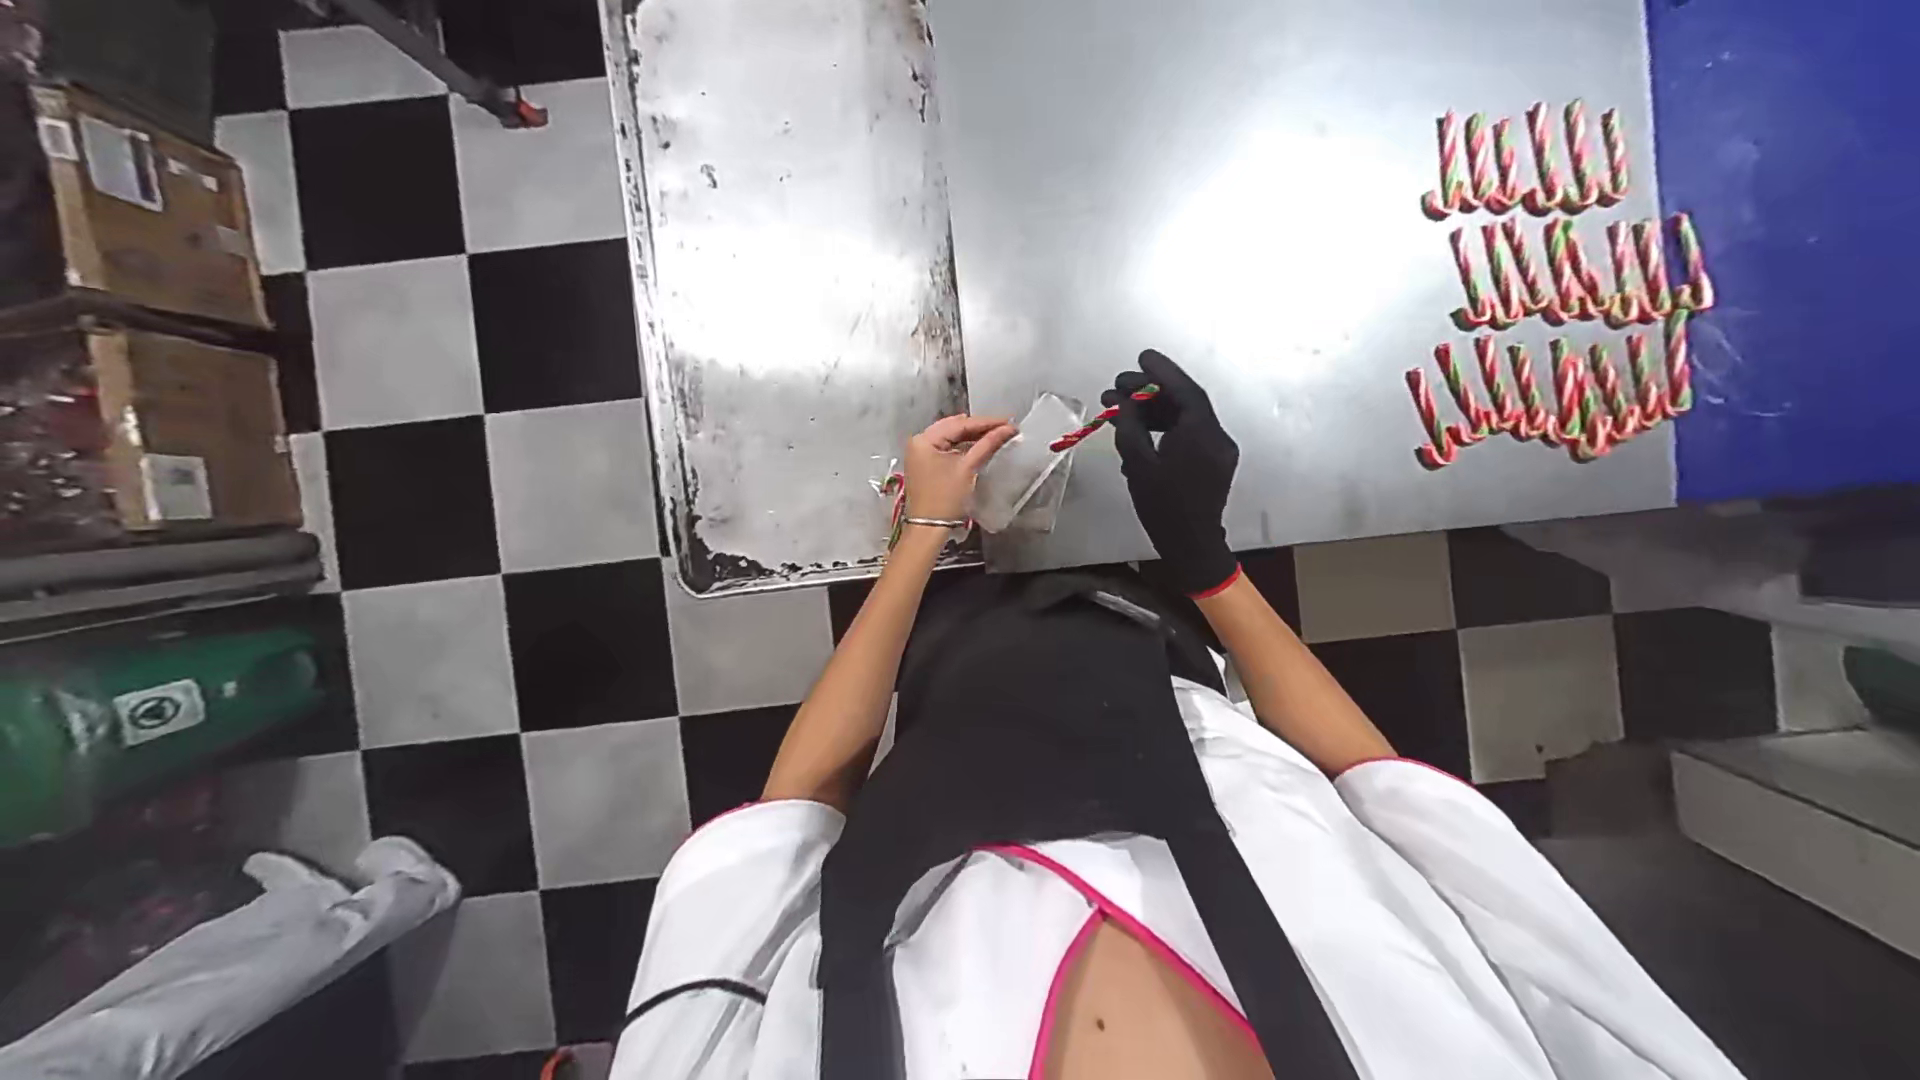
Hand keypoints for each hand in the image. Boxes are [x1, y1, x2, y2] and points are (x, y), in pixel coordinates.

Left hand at [904, 414, 1018, 521]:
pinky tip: (980, 445)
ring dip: (973, 436)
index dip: (986, 422)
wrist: (928, 528)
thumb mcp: (967, 468)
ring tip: (997, 434)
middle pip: (954, 428)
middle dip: (979, 427)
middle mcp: (919, 442)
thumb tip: (1008, 429)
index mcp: (924, 440)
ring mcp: (921, 453)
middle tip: (1005, 426)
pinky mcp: (926, 464)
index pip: (959, 424)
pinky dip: (963, 447)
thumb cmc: (946, 498)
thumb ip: (987, 444)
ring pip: (951, 438)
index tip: (1008, 421)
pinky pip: (947, 449)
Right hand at [1105, 350, 1239, 595]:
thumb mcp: (1139, 465)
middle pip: (1183, 402)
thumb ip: (1131, 428)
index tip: (1141, 356)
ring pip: (1183, 419)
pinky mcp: (1212, 463)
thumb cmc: (1163, 507)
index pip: (1184, 390)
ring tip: (1118, 409)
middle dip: (1149, 391)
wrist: (1192, 545)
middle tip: (1115, 386)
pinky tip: (1136, 434)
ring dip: (1152, 411)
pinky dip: (1163, 429)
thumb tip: (1126, 402)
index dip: (1162, 371)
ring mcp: (1217, 450)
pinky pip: (1187, 436)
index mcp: (1202, 434)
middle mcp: (1216, 436)